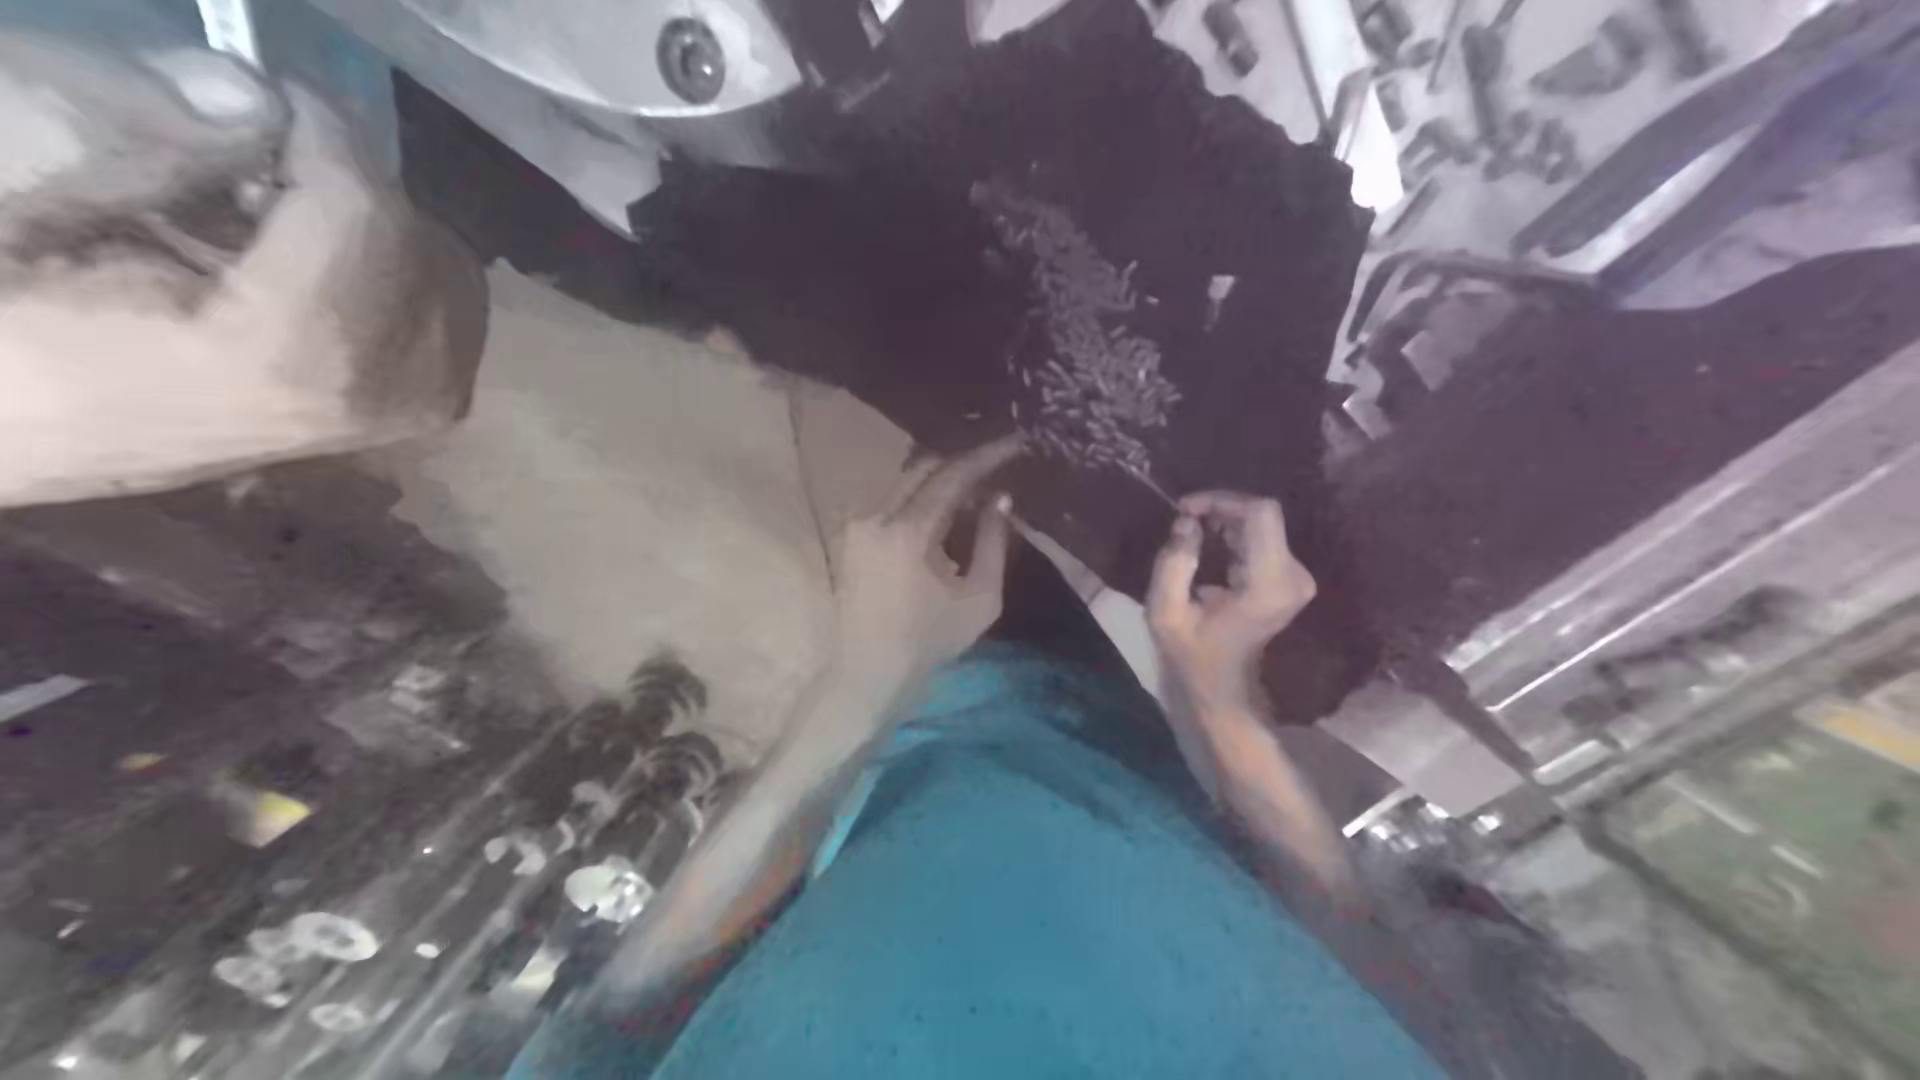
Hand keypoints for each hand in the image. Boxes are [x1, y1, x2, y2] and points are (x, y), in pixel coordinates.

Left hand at [826, 436, 1022, 701]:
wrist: (868, 673)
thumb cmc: (928, 642)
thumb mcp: (979, 598)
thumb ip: (993, 542)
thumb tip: (1001, 498)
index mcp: (907, 532)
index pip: (951, 476)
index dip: (985, 456)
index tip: (1013, 442)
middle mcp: (875, 516)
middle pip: (922, 466)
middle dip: (962, 459)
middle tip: (996, 459)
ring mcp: (857, 523)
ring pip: (904, 480)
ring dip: (940, 476)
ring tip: (975, 482)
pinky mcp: (851, 534)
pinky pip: (891, 499)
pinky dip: (920, 494)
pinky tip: (943, 505)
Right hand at [1148, 492, 1316, 714]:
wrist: (1225, 686)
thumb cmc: (1193, 652)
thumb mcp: (1165, 611)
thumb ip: (1173, 563)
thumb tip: (1186, 522)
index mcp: (1268, 584)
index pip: (1260, 513)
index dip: (1221, 500)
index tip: (1185, 510)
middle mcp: (1293, 575)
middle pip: (1261, 514)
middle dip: (1219, 509)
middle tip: (1182, 520)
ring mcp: (1297, 577)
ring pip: (1262, 523)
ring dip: (1224, 520)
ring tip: (1191, 532)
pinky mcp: (1291, 577)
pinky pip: (1264, 536)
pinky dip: (1233, 532)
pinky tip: (1209, 544)